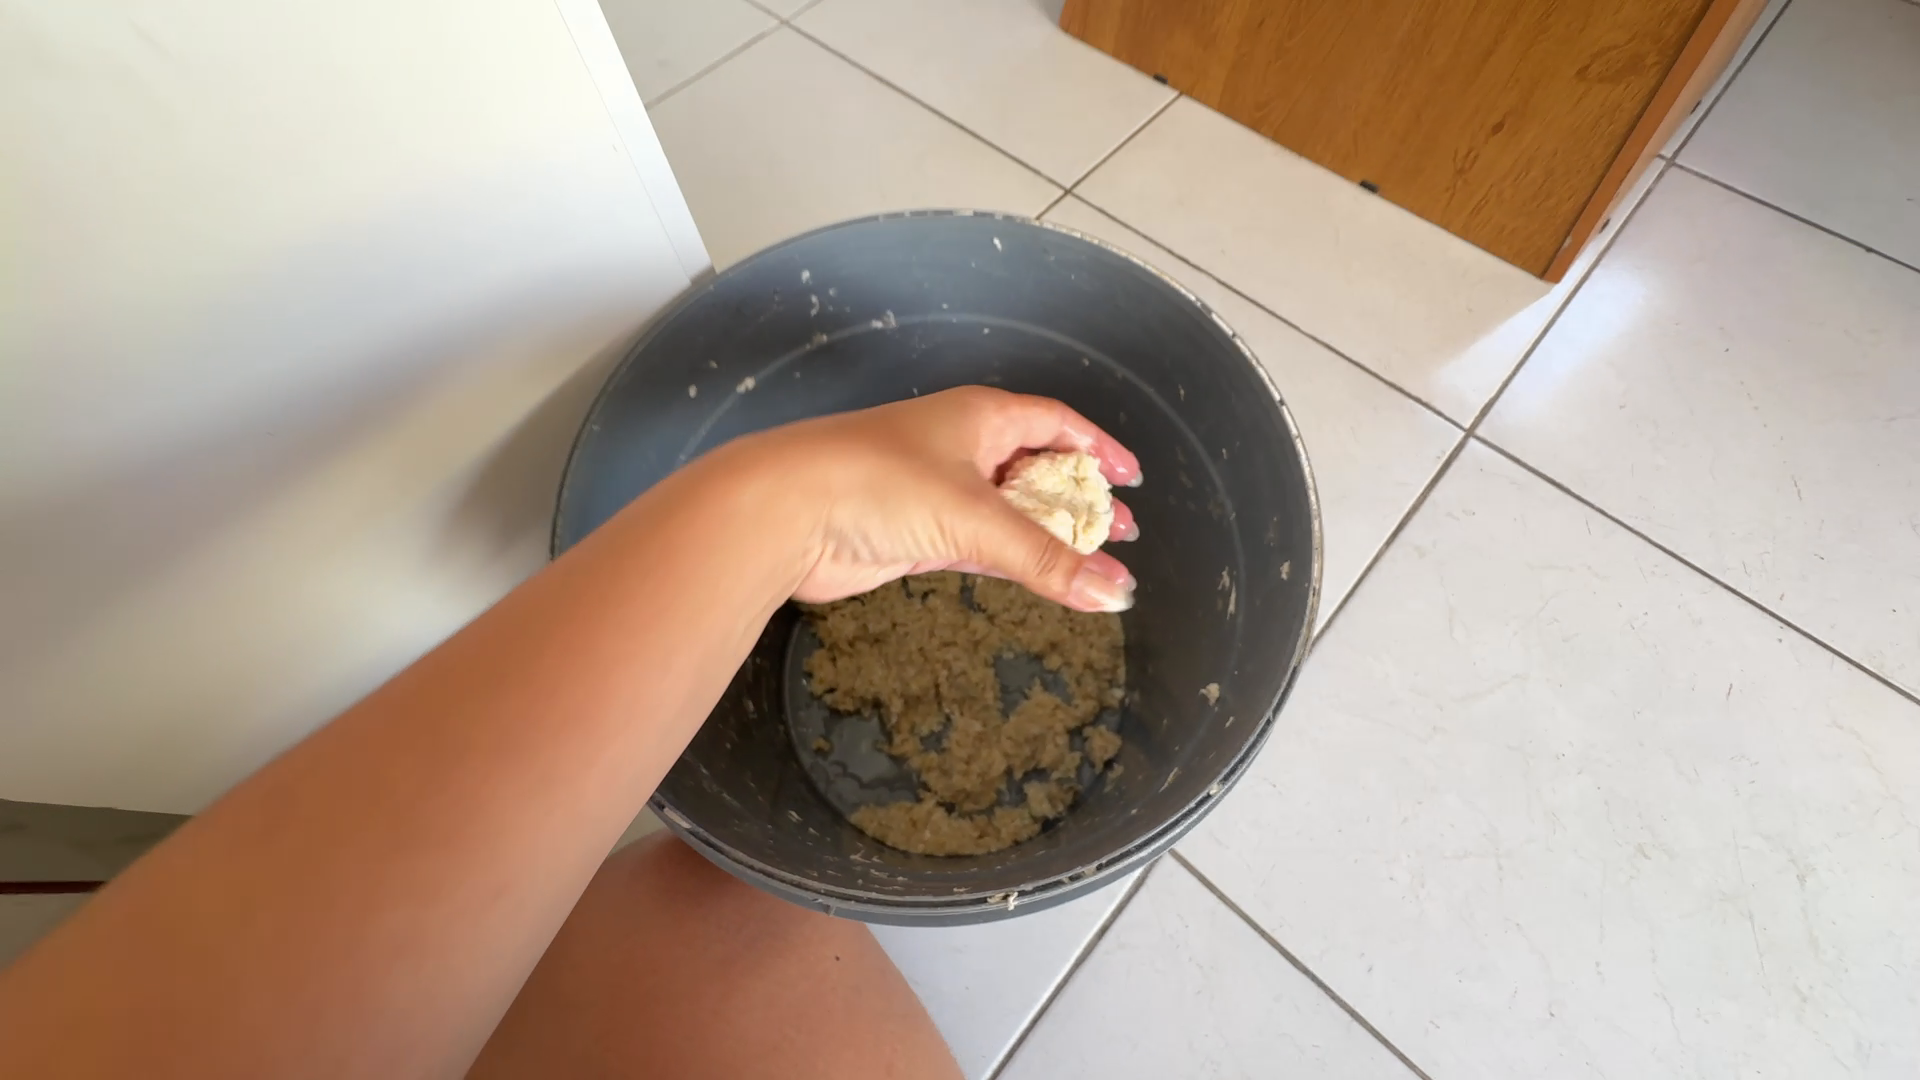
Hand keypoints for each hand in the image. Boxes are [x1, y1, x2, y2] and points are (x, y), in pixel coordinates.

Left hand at [721, 387, 1139, 611]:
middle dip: (1078, 500)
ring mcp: (939, 492)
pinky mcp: (918, 534)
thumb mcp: (974, 517)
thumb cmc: (880, 484)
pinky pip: (982, 545)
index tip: (1131, 479)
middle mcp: (962, 447)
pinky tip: (1042, 578)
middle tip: (1119, 532)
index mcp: (981, 417)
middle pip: (1037, 470)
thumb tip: (1114, 594)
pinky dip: (1014, 562)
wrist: (786, 512)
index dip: (1098, 448)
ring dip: (1048, 536)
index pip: (1058, 424)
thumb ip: (1046, 559)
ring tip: (1092, 562)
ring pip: (1010, 512)